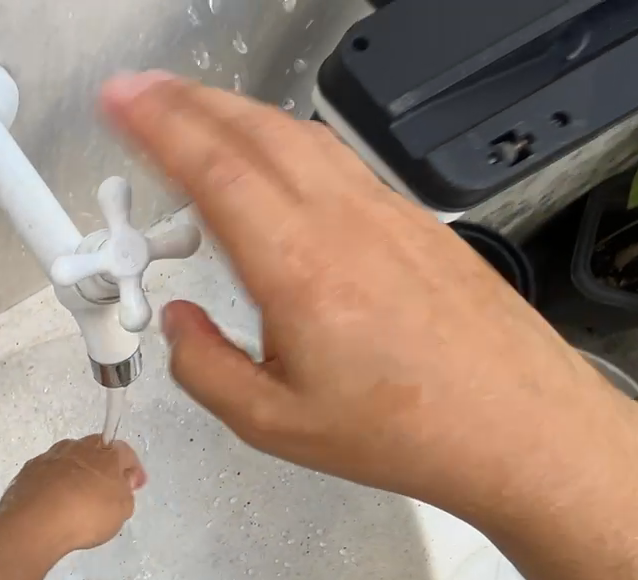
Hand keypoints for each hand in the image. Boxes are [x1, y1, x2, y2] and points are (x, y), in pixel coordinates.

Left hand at [0, 436, 145, 556]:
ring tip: (75, 499)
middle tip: (105, 490)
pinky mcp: (26, 472)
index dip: (132, 469)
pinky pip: (46, 475)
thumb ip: (125, 493)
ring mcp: (48, 458)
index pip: (124, 452)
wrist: (35, 522)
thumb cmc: (86, 514)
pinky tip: (52, 504)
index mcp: (104, 453)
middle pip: (93, 451)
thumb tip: (122, 482)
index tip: (134, 485)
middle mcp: (75, 447)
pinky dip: (52, 485)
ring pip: (67, 461)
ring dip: (74, 475)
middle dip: (102, 468)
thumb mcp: (121, 510)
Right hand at [98, 73, 637, 531]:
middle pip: (254, 134)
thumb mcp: (270, 421)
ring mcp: (384, 214)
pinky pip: (333, 158)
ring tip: (189, 109)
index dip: (160, 129)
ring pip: (298, 136)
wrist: (516, 427)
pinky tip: (265, 153)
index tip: (121, 102)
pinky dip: (280, 138)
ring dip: (234, 112)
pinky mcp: (411, 221)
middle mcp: (344, 223)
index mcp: (300, 269)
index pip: (216, 174)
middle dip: (186, 102)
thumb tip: (178, 321)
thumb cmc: (398, 430)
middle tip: (139, 90)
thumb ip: (204, 367)